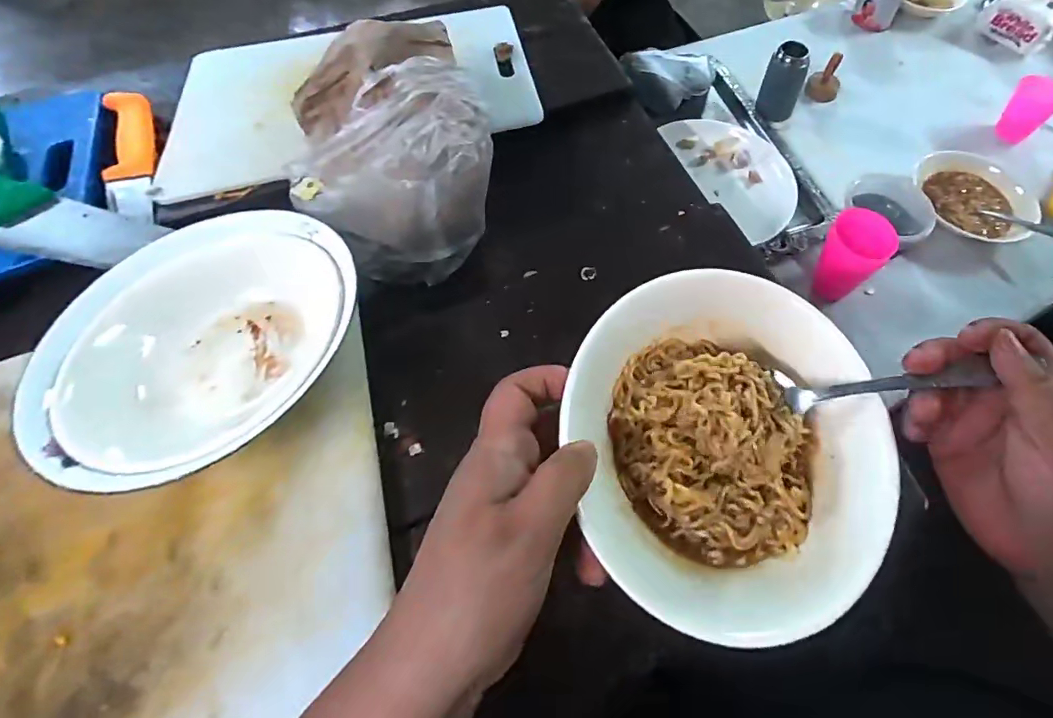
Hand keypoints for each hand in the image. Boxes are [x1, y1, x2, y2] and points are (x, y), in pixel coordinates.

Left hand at [315, 368, 594, 716]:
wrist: (429, 672)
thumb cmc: (478, 588)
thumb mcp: (531, 527)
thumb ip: (564, 476)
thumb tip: (588, 444)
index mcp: (495, 456)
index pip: (513, 393)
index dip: (548, 379)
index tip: (592, 392)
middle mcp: (499, 475)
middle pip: (547, 438)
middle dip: (586, 455)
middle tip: (622, 467)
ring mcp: (504, 512)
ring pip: (556, 485)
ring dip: (585, 510)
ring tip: (605, 548)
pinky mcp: (511, 546)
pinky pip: (552, 523)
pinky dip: (574, 542)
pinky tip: (589, 576)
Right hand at [901, 321, 1052, 593]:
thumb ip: (1031, 384)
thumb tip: (1000, 336)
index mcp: (1041, 387)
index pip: (1015, 341)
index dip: (991, 332)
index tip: (967, 338)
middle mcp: (1002, 396)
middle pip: (966, 357)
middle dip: (941, 352)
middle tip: (918, 362)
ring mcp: (973, 421)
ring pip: (939, 384)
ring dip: (923, 387)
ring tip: (922, 414)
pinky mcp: (948, 448)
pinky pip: (923, 421)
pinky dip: (913, 418)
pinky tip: (914, 430)